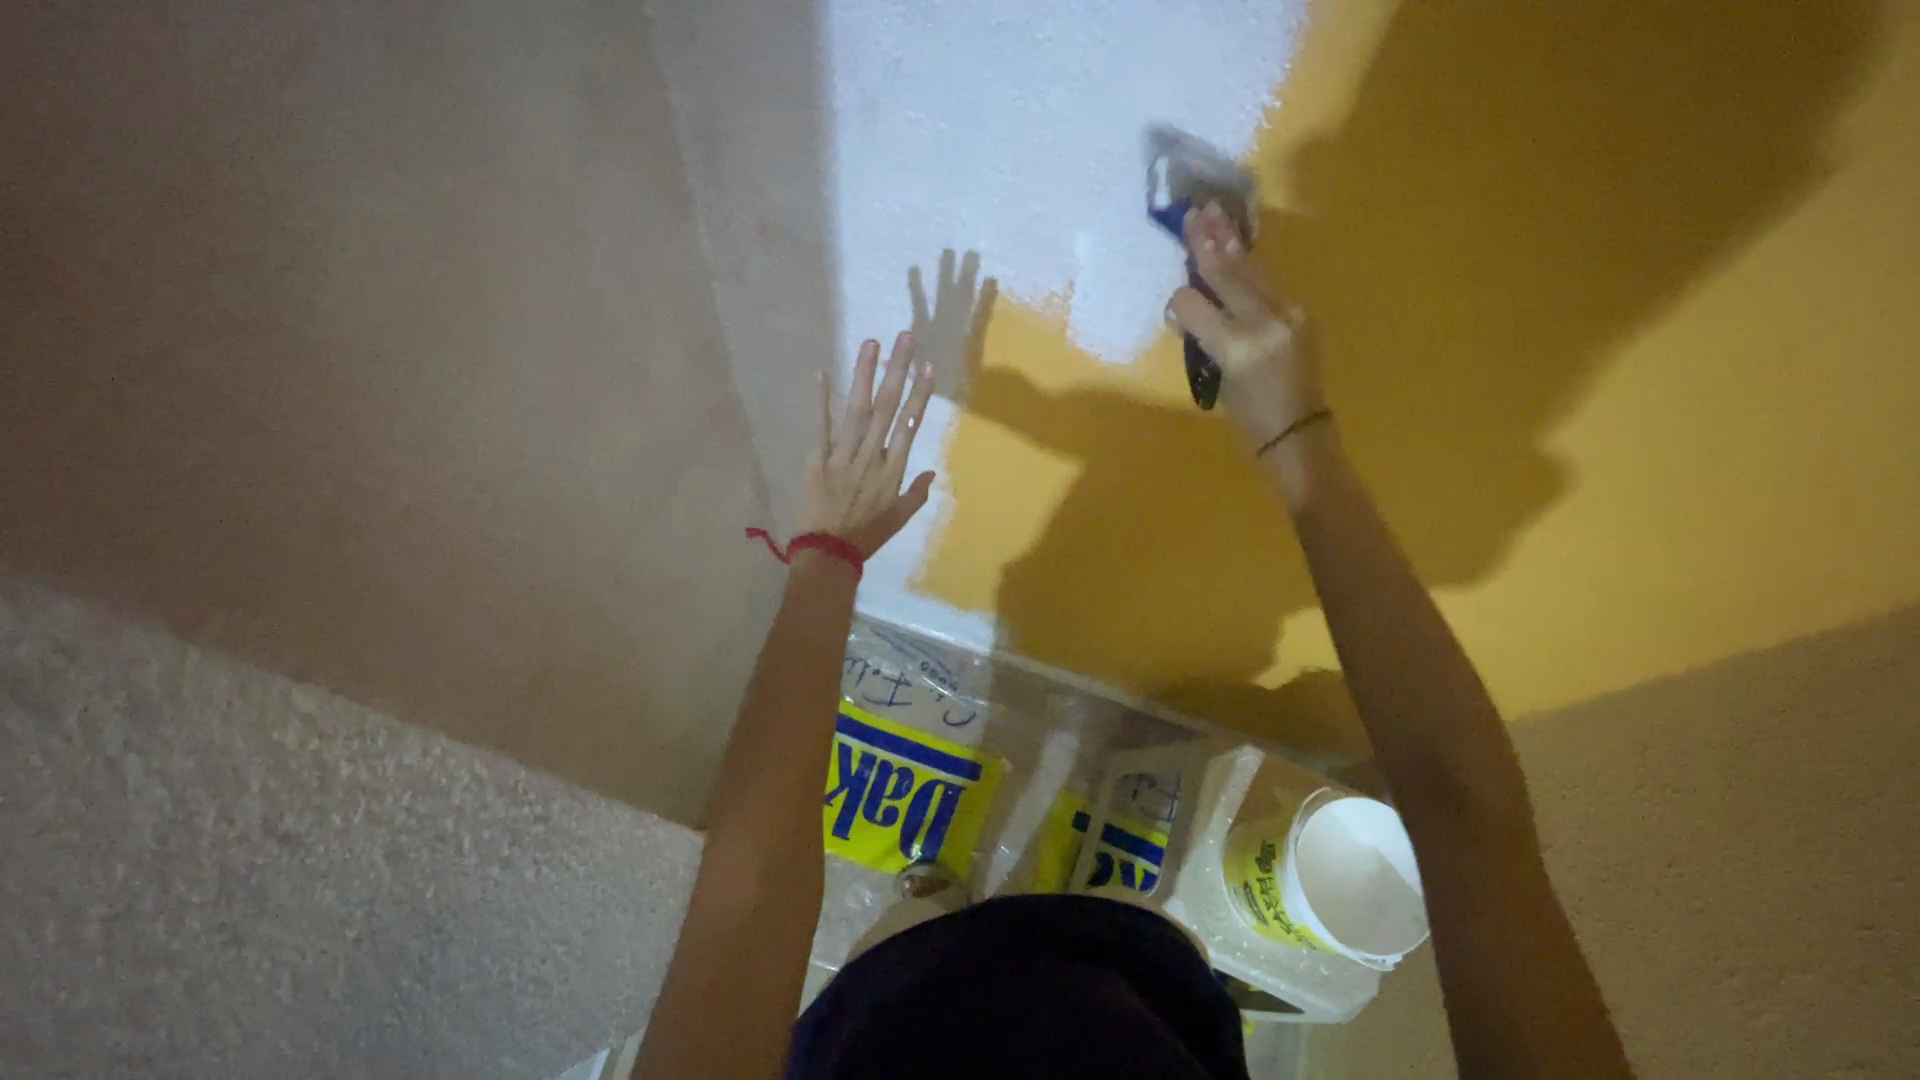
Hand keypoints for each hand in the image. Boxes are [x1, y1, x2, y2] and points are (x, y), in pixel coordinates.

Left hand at [798, 331, 936, 556]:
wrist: (828, 555)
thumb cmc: (866, 537)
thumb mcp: (898, 520)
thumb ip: (916, 494)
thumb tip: (932, 474)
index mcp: (892, 471)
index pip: (909, 424)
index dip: (919, 394)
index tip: (927, 366)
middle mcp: (871, 457)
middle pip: (887, 407)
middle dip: (897, 371)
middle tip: (904, 337)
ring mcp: (842, 456)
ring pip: (857, 409)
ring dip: (864, 375)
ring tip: (872, 344)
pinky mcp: (816, 460)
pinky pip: (819, 426)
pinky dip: (820, 400)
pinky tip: (822, 372)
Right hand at [1166, 202, 1325, 445]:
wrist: (1298, 429)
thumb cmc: (1249, 416)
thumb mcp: (1218, 378)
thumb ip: (1205, 337)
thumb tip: (1188, 306)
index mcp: (1236, 347)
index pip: (1196, 305)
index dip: (1181, 298)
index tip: (1174, 292)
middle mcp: (1263, 322)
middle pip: (1228, 275)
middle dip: (1208, 244)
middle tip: (1195, 212)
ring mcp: (1286, 313)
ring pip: (1251, 270)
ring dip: (1229, 243)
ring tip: (1213, 214)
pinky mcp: (1298, 311)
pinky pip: (1266, 281)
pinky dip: (1247, 264)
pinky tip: (1234, 245)